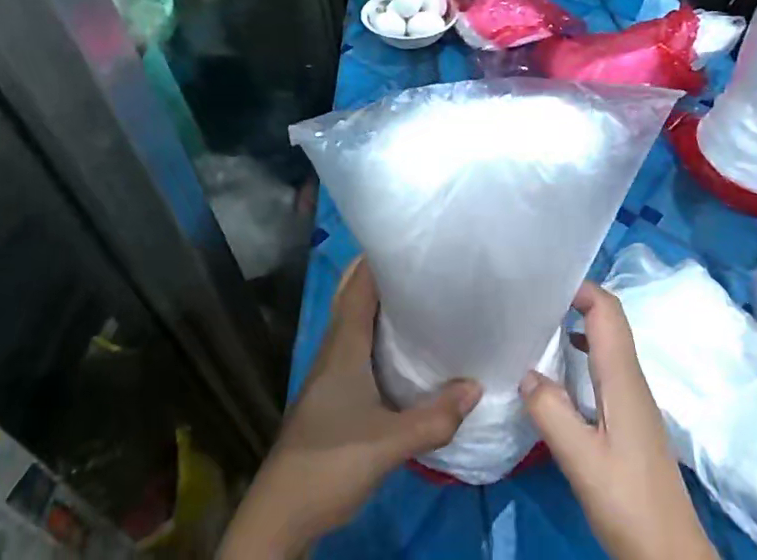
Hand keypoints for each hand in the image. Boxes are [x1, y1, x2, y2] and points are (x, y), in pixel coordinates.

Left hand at [220, 258, 479, 557]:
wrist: (279, 515)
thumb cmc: (328, 465)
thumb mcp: (388, 444)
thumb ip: (434, 417)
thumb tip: (477, 387)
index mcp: (344, 346)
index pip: (360, 284)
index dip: (384, 256)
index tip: (418, 240)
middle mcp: (335, 349)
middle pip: (354, 295)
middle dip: (383, 272)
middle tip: (424, 261)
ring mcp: (330, 371)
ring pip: (355, 319)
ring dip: (381, 300)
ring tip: (422, 292)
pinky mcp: (332, 393)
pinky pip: (358, 343)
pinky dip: (378, 330)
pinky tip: (405, 344)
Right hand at [521, 283, 716, 559]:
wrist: (669, 549)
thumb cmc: (627, 500)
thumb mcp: (581, 460)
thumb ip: (552, 413)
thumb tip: (526, 372)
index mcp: (623, 378)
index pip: (607, 311)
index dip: (581, 288)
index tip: (544, 284)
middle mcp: (631, 378)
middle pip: (609, 321)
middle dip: (576, 302)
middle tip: (534, 303)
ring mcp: (633, 398)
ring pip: (608, 345)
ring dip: (578, 328)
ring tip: (539, 330)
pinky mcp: (630, 417)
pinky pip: (606, 369)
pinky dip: (583, 357)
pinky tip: (560, 376)